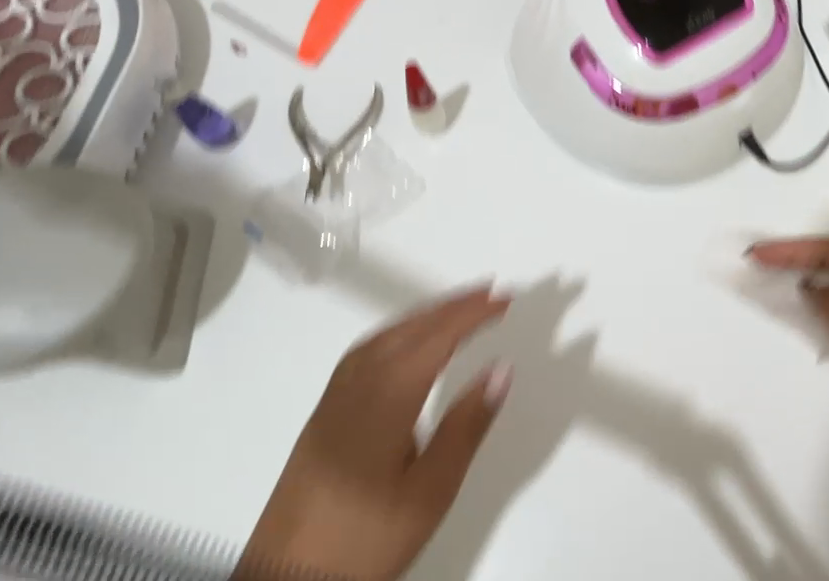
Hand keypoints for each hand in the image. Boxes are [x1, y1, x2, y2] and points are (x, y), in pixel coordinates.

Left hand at [239, 287, 512, 580]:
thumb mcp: (431, 490)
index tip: (506, 298)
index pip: (436, 339)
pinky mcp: (321, 420)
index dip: (472, 314)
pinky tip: (407, 346)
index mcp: (386, 400)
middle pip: (408, 331)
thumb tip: (501, 369)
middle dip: (450, 306)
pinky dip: (396, 334)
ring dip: (422, 317)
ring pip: (381, 339)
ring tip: (456, 310)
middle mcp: (355, 389)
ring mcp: (332, 403)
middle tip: (489, 291)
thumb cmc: (368, 537)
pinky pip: (363, 356)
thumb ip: (467, 426)